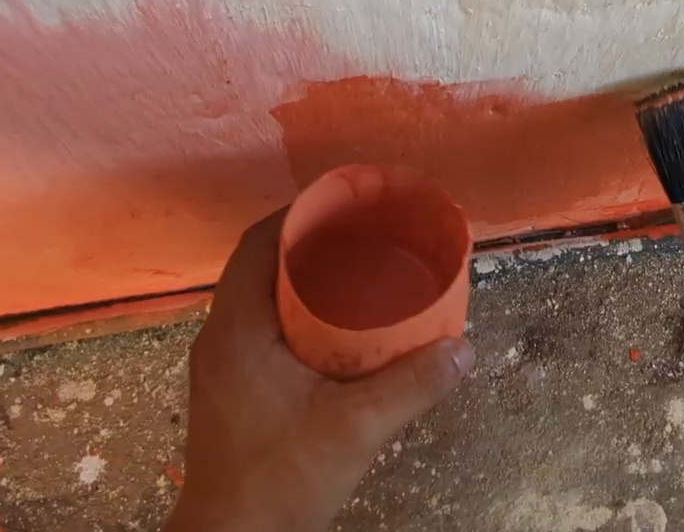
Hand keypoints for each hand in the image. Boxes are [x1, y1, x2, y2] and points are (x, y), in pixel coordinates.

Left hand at [167, 210, 475, 531]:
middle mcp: (219, 337)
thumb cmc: (281, 479)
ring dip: (295, 276)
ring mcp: (218, 365)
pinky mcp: (227, 389)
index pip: (254, 244)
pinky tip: (330, 326)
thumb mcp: (354, 429)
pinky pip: (256, 324)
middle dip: (303, 242)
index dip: (294, 215)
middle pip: (256, 264)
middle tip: (358, 234)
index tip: (340, 204)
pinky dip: (290, 309)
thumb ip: (411, 385)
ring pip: (255, 296)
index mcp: (236, 329)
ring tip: (350, 269)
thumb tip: (465, 349)